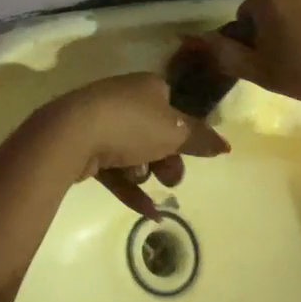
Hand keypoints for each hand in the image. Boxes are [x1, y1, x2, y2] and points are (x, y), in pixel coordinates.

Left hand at [31, 73, 229, 218]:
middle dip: (167, 158)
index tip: (190, 150)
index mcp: (148, 87)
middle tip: (168, 175)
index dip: (183, 130)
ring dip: (144, 172)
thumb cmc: (131, 125)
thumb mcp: (174, 131)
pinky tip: (150, 214)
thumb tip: (226, 145)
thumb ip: (200, 139)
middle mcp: (126, 100)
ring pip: (136, 154)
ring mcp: (104, 123)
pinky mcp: (89, 148)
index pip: (173, 106)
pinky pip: (116, 171)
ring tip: (141, 178)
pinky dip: (131, 190)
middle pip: (157, 134)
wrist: (74, 133)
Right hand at [201, 0, 300, 104]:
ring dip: (297, 18)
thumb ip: (226, 54)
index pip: (246, 15)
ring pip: (296, 1)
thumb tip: (198, 40)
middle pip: (271, 4)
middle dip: (275, 25)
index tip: (269, 59)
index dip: (253, 39)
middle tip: (290, 56)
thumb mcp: (260, 71)